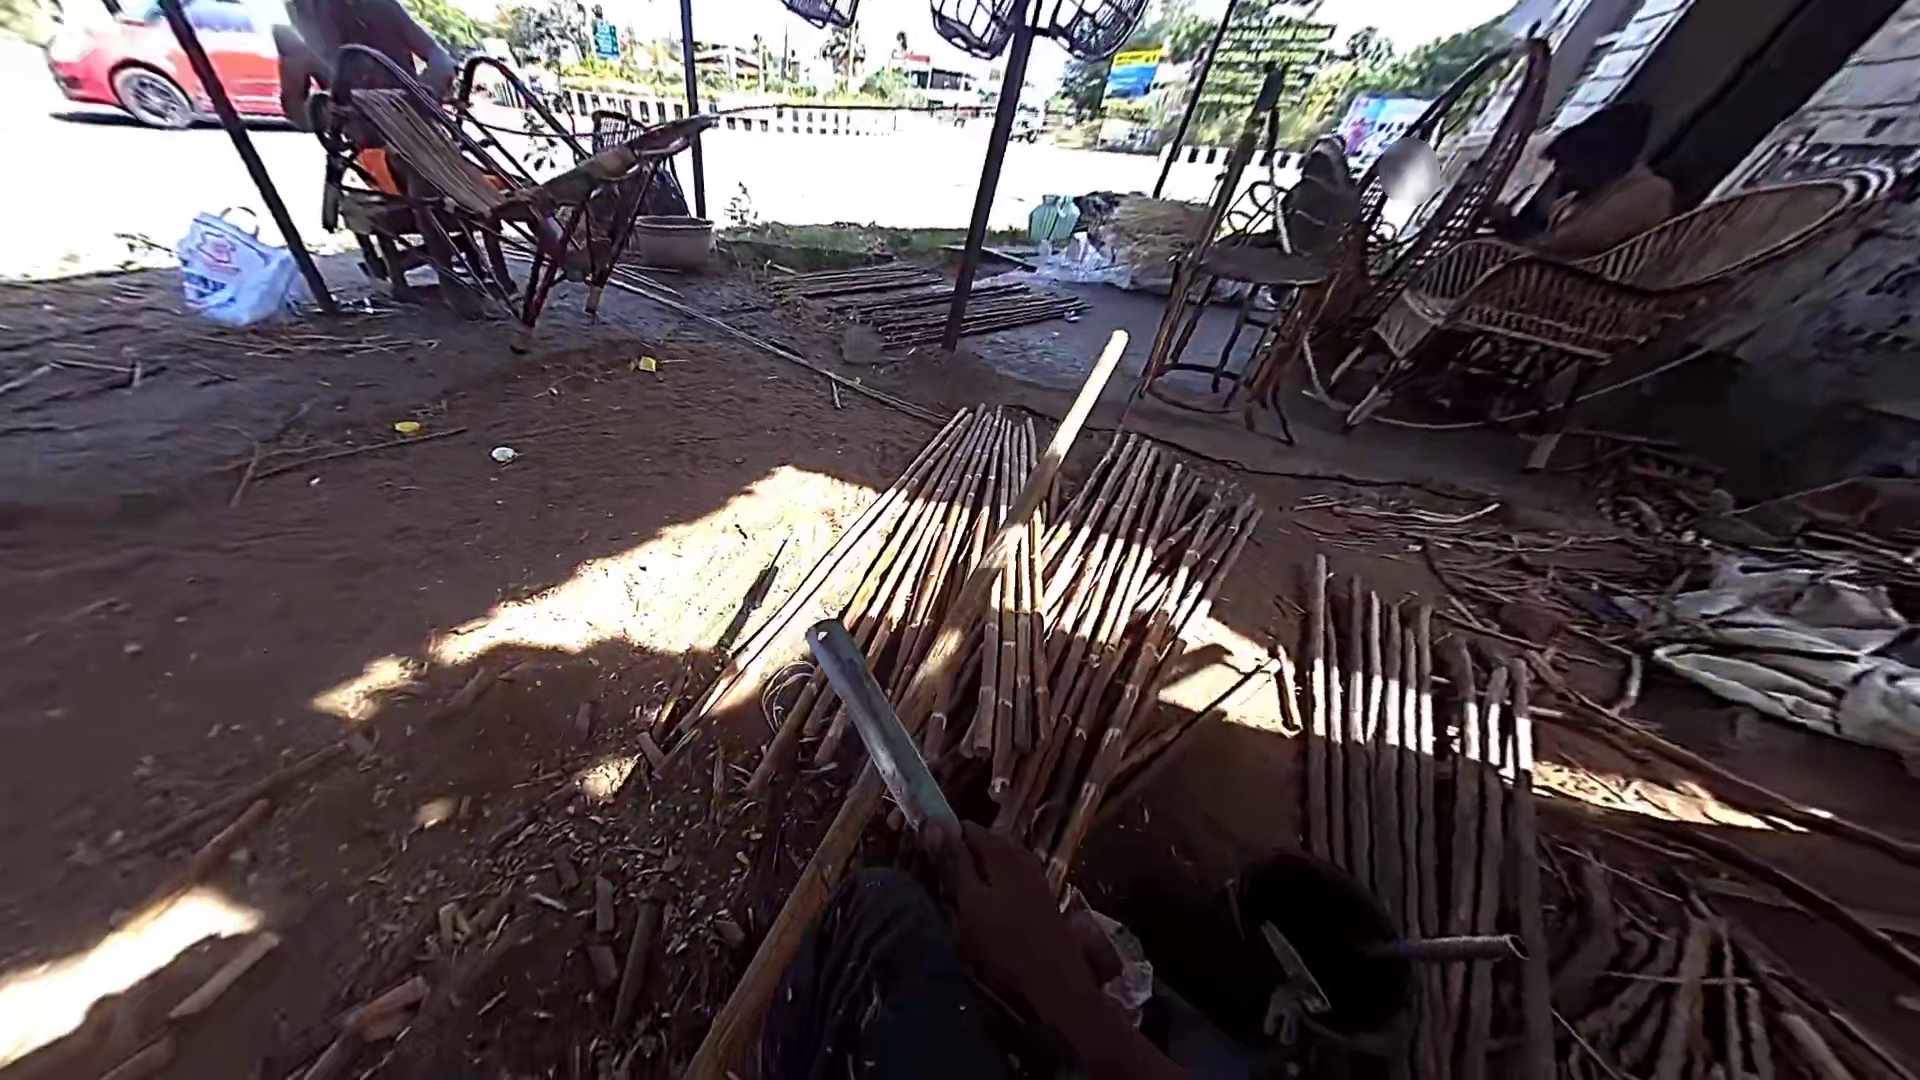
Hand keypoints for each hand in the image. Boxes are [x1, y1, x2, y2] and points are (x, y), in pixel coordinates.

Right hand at [933, 823, 1186, 1079]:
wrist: (1056, 987)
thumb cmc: (1005, 946)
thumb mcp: (970, 904)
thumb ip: (954, 863)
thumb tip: (935, 823)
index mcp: (1002, 851)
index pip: (968, 828)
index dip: (946, 837)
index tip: (927, 856)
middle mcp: (1021, 855)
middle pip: (986, 843)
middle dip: (963, 855)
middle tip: (943, 880)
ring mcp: (1034, 876)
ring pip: (999, 862)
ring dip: (979, 873)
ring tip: (962, 897)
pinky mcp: (1042, 898)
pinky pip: (1012, 878)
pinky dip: (996, 887)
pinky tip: (988, 910)